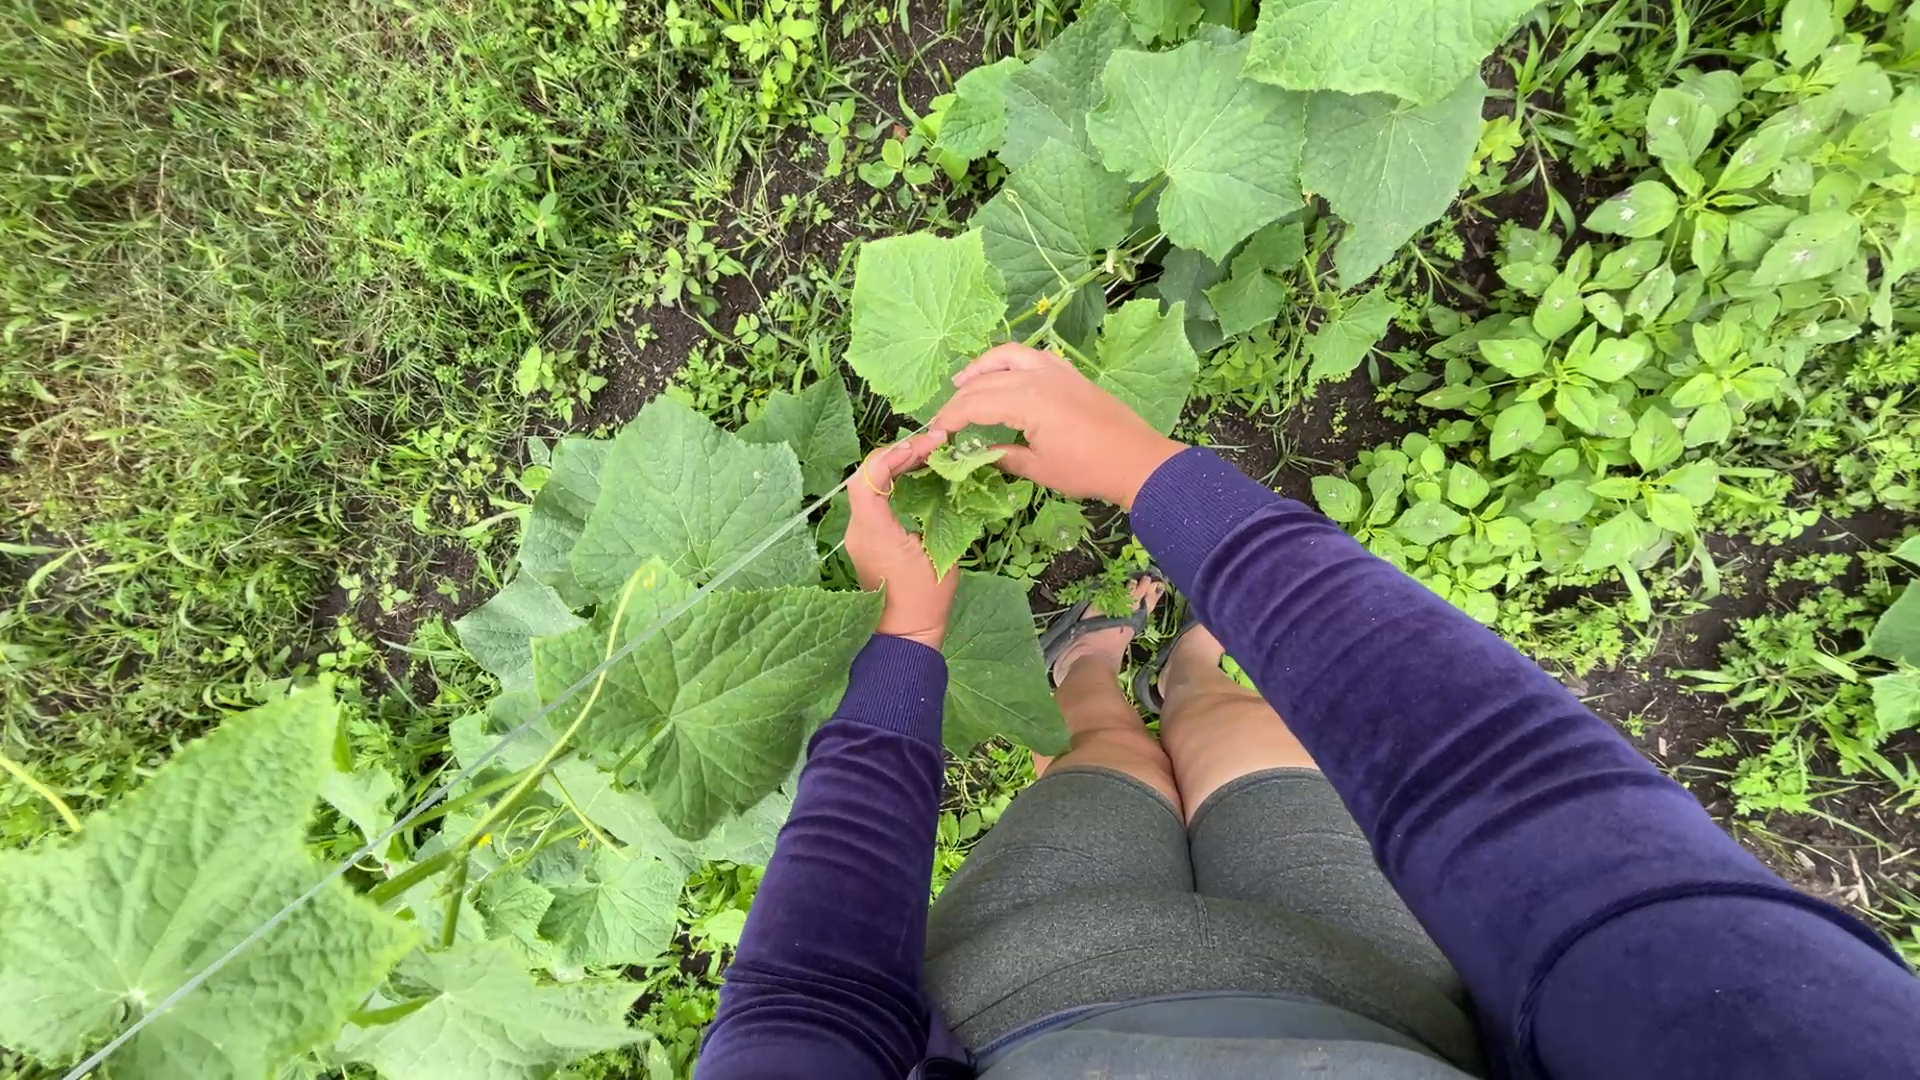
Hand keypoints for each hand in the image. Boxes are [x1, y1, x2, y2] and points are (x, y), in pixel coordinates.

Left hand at [845, 432, 959, 649]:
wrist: (903, 633)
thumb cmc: (925, 600)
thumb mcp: (941, 554)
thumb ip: (940, 513)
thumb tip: (947, 480)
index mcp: (875, 532)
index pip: (869, 478)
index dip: (895, 453)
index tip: (928, 445)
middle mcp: (859, 528)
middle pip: (868, 474)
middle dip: (900, 452)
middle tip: (934, 444)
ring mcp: (858, 533)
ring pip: (869, 483)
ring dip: (897, 463)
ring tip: (928, 454)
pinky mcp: (865, 536)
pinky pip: (874, 497)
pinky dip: (894, 479)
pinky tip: (917, 473)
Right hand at [928, 344, 1185, 509]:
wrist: (1136, 459)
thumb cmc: (1087, 469)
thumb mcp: (1039, 469)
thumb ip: (1002, 456)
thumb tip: (975, 455)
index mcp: (1027, 401)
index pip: (974, 405)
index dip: (950, 419)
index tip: (935, 436)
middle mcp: (1037, 377)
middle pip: (984, 382)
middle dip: (959, 400)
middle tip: (943, 420)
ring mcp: (1055, 370)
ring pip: (1006, 357)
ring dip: (980, 368)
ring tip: (962, 382)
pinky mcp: (1068, 373)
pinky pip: (1031, 356)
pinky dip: (1010, 361)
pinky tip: (1003, 373)